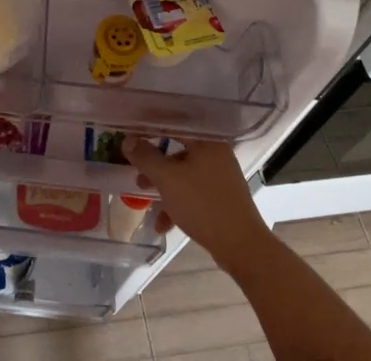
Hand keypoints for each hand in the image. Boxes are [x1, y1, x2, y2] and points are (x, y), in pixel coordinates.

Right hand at [122, 136, 273, 270]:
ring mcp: (221, 178)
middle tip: (135, 169)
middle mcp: (216, 154)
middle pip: (178, 151)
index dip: (152, 126)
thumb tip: (128, 141)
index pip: (175, 124)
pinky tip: (163, 225)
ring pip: (184, 174)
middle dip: (154, 163)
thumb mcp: (167, 179)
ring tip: (144, 199)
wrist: (241, 246)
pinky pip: (194, 193)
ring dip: (163, 185)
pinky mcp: (222, 199)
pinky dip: (177, 203)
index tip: (132, 131)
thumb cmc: (202, 204)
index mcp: (207, 142)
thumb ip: (146, 157)